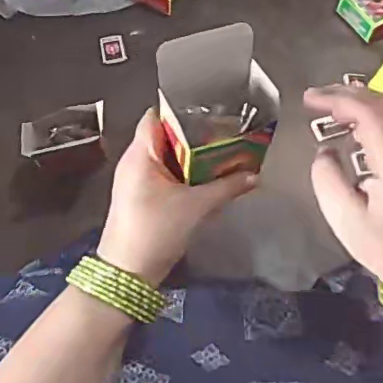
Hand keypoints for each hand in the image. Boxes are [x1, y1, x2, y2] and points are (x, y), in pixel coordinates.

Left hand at [98, 108, 257, 283]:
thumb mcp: (195, 207)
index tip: (210, 109)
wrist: (127, 273)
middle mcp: (134, 160)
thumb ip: (226, 187)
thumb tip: (255, 175)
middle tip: (224, 131)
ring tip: (221, 150)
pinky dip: (183, 171)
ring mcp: (135, 178)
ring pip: (166, 155)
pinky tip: (206, 176)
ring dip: (190, 154)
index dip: (181, 108)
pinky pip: (164, 172)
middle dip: (193, 133)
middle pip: (164, 134)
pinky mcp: (140, 195)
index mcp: (140, 153)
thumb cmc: (155, 231)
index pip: (156, 115)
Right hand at [306, 84, 382, 286]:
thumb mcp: (344, 218)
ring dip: (357, 98)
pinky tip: (347, 118)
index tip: (310, 100)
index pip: (371, 115)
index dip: (339, 100)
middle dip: (345, 93)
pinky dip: (366, 110)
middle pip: (382, 103)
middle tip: (313, 97)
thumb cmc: (382, 245)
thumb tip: (324, 150)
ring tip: (326, 103)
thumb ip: (327, 178)